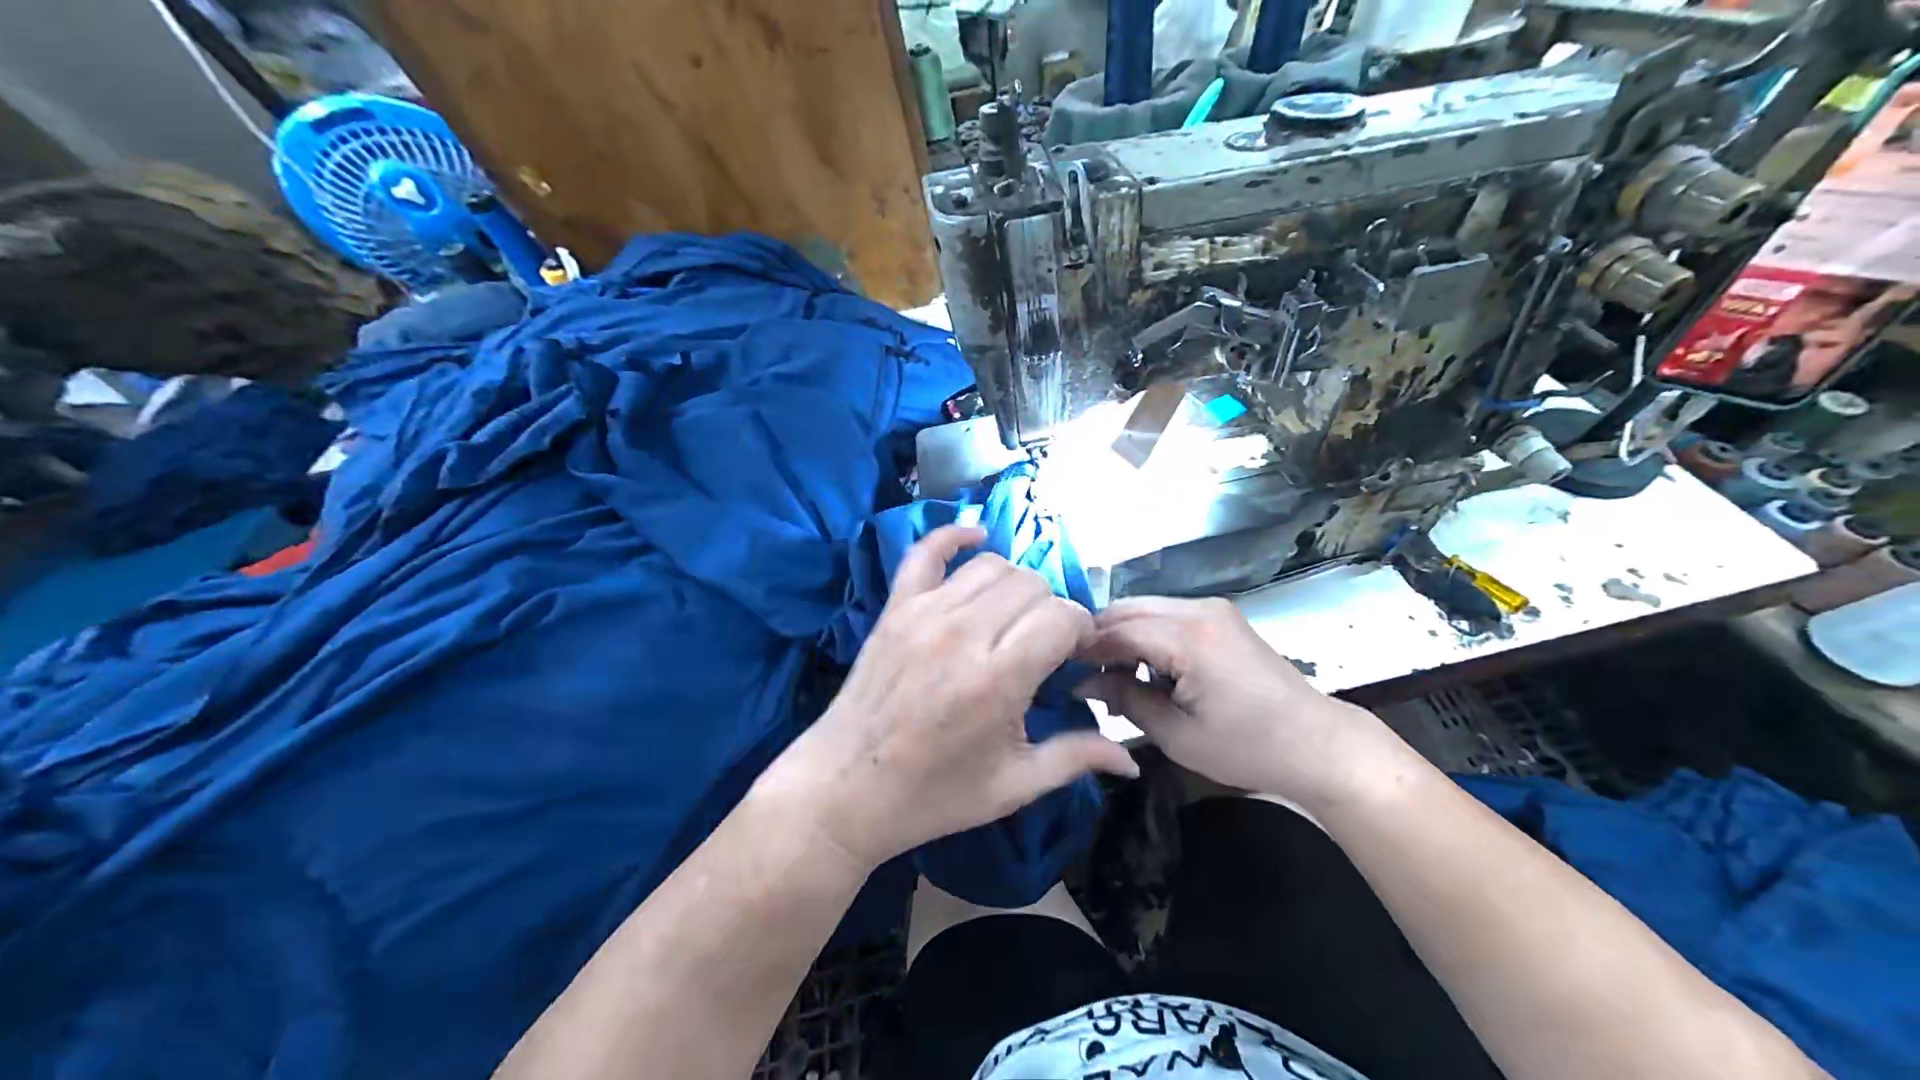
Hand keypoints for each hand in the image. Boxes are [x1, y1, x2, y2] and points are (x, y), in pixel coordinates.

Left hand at [751, 526, 1137, 868]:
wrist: (844, 790)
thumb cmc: (933, 795)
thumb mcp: (1012, 786)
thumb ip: (1075, 758)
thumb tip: (1132, 759)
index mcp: (997, 678)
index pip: (1062, 616)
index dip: (1080, 630)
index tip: (1074, 656)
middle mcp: (963, 633)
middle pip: (1031, 585)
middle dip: (1051, 609)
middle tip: (1044, 643)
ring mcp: (923, 613)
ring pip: (991, 566)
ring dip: (1015, 584)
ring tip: (1013, 616)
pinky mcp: (895, 608)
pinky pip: (926, 552)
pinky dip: (954, 536)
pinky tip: (976, 538)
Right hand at [1076, 597, 1412, 813]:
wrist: (1318, 745)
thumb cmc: (1248, 748)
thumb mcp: (1176, 734)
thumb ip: (1125, 699)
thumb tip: (1083, 683)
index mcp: (1189, 636)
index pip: (1115, 630)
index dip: (1081, 649)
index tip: (1056, 672)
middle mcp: (1199, 609)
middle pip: (1126, 609)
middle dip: (1096, 638)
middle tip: (1077, 674)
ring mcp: (1212, 609)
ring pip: (1144, 609)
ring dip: (1119, 636)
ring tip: (1109, 677)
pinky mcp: (1220, 618)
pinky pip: (1165, 616)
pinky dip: (1144, 636)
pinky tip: (1141, 669)